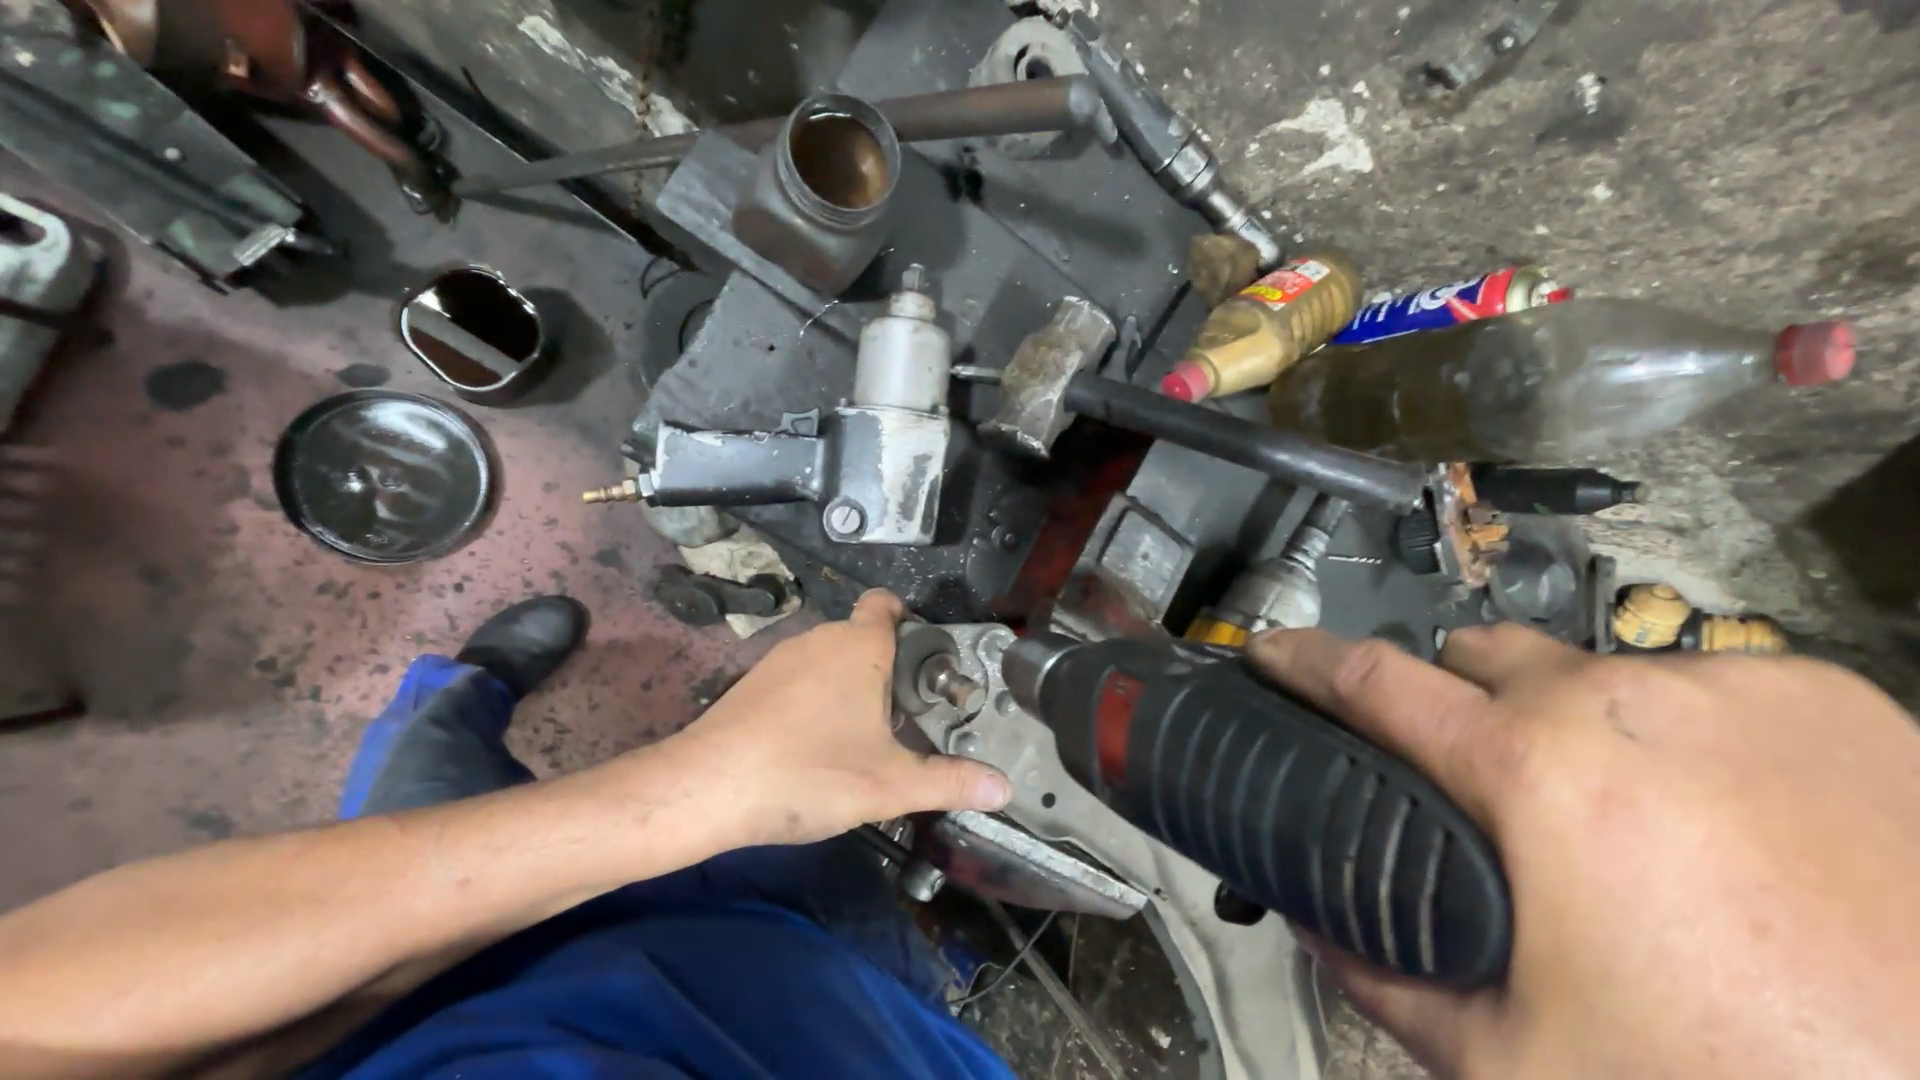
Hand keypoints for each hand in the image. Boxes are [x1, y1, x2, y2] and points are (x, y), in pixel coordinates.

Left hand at [670, 590, 1010, 847]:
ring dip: (852, 688)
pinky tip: (818, 747)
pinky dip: (816, 702)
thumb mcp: (889, 785)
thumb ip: (949, 782)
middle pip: (866, 638)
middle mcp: (820, 639)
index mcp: (859, 646)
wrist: (706, 788)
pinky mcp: (754, 684)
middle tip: (910, 719)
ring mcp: (781, 659)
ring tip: (867, 739)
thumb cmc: (808, 772)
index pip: (888, 604)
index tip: (930, 661)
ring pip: (831, 661)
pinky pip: (801, 680)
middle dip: (890, 671)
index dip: (912, 621)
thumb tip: (1004, 788)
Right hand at [1250, 624, 1919, 1079]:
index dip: (1301, 661)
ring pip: (1591, 670)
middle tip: (1467, 777)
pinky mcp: (1832, 699)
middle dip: (1449, 698)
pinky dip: (1672, 727)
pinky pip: (1700, 686)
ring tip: (1609, 813)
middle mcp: (1620, 698)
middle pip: (1479, 656)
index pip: (1371, 680)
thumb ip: (1382, 978)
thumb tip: (1311, 917)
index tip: (1266, 651)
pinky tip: (1717, 810)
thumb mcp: (1512, 1062)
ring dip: (1565, 718)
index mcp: (1531, 771)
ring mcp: (1731, 686)